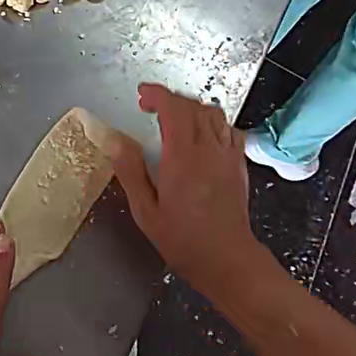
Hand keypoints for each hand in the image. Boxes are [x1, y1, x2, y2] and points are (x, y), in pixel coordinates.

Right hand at [109, 83, 279, 300]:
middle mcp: (209, 150)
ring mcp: (227, 156)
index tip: (141, 94)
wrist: (228, 261)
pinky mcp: (238, 165)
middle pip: (193, 106)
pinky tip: (201, 134)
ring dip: (191, 107)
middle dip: (170, 98)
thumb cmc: (184, 239)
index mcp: (183, 156)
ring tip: (173, 116)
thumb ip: (130, 171)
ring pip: (213, 114)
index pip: (174, 108)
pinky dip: (212, 122)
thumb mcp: (145, 210)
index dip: (157, 94)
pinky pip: (228, 130)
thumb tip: (117, 142)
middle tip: (150, 106)